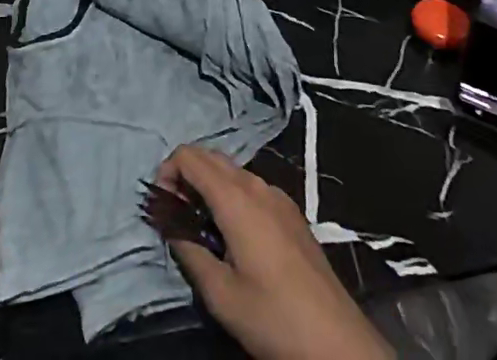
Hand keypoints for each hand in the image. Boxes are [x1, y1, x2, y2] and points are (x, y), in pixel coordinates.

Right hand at [157, 145, 392, 359]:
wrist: (335, 338)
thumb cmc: (272, 315)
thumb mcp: (220, 293)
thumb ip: (189, 251)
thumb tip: (170, 226)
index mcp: (237, 198)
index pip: (191, 157)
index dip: (168, 171)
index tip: (161, 205)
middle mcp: (258, 186)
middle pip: (212, 157)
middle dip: (186, 175)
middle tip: (174, 214)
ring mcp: (279, 196)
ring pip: (233, 171)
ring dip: (208, 184)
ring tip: (198, 226)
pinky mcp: (291, 212)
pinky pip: (252, 188)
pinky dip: (230, 195)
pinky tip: (229, 232)